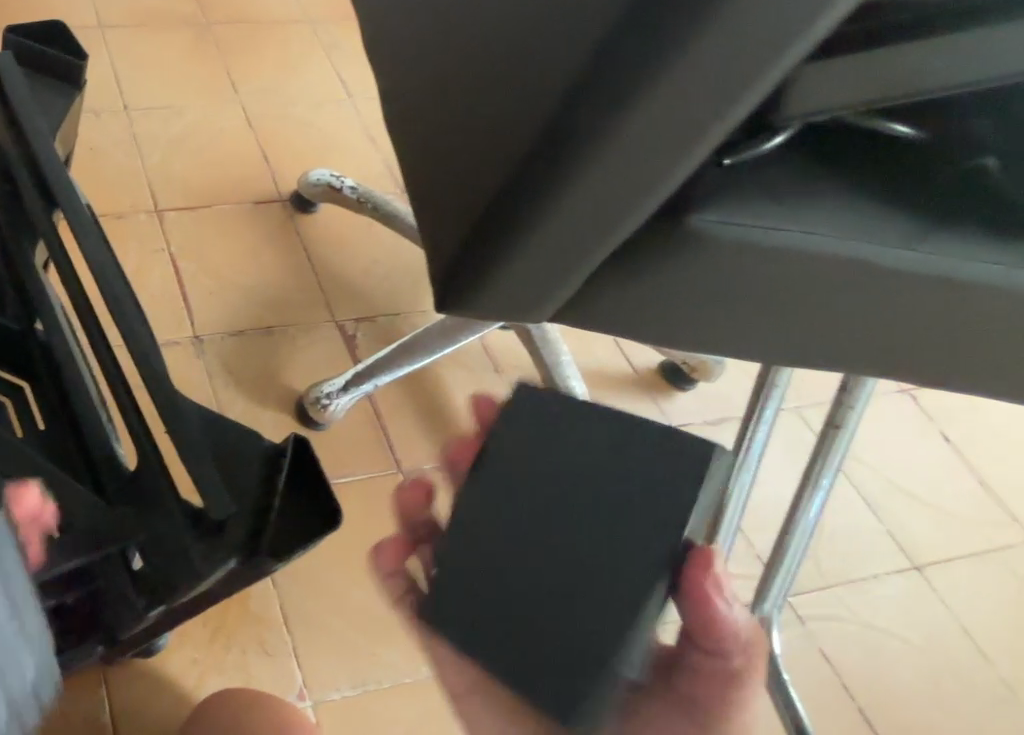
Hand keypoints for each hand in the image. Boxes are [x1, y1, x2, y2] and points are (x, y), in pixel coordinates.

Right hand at [372, 394, 770, 734]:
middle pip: (487, 503)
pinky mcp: (444, 641)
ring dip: (417, 503)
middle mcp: (528, 581)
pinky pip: (405, 595)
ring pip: (435, 537)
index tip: (510, 414)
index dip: (529, 452)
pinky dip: (388, 565)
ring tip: (418, 492)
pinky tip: (394, 550)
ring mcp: (480, 609)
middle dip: (470, 462)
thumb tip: (704, 554)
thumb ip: (725, 639)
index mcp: (585, 580)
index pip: (555, 501)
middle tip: (466, 444)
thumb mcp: (716, 699)